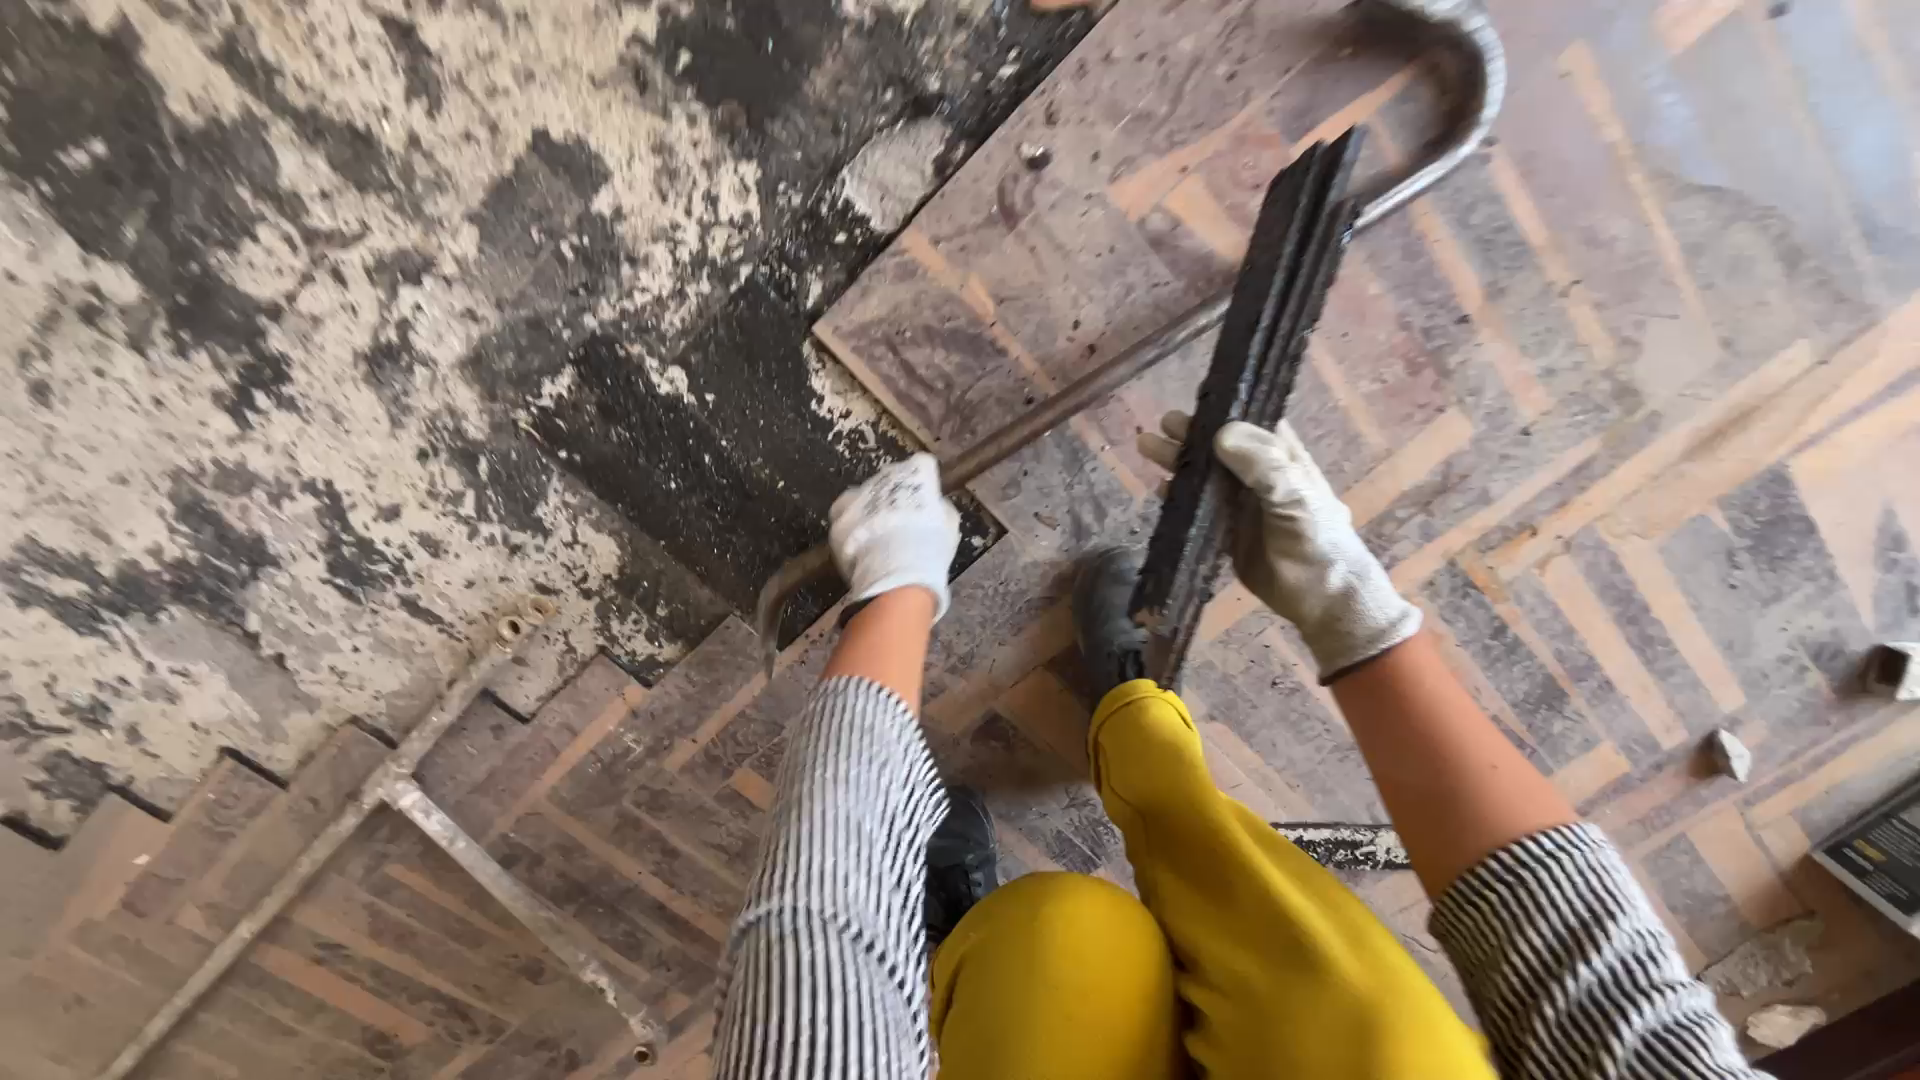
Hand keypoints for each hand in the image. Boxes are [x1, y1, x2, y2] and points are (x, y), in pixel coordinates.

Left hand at [828, 453, 961, 620]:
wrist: (897, 572)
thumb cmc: (931, 547)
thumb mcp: (949, 527)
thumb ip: (940, 509)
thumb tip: (935, 507)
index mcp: (919, 470)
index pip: (923, 465)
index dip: (924, 483)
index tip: (926, 500)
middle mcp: (886, 474)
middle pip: (890, 478)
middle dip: (894, 495)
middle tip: (900, 519)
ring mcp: (859, 492)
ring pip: (864, 494)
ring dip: (869, 507)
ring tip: (875, 532)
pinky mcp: (838, 515)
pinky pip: (844, 515)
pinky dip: (851, 526)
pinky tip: (858, 542)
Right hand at [1139, 414, 1420, 680]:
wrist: (1319, 595)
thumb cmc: (1316, 538)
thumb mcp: (1294, 494)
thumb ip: (1262, 464)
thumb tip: (1219, 433)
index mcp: (1281, 458)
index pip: (1250, 423)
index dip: (1225, 410)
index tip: (1198, 398)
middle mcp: (1258, 475)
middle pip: (1218, 447)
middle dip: (1191, 434)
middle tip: (1162, 423)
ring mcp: (1239, 503)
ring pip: (1203, 475)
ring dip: (1178, 461)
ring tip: (1147, 446)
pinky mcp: (1225, 531)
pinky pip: (1196, 508)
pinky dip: (1178, 497)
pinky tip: (1160, 488)